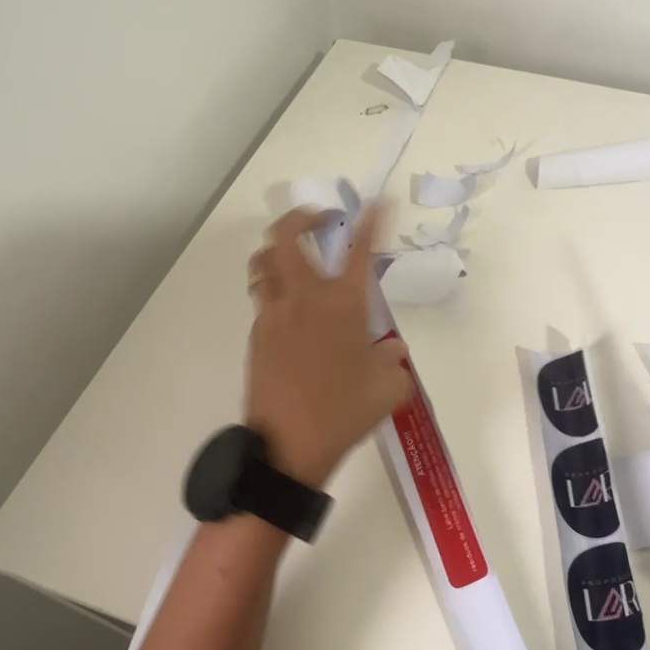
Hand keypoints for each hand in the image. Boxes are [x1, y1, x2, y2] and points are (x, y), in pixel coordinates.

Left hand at [244, 204, 412, 487]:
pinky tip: (294, 312)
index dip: (372, 221)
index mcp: (343, 305)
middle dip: (303, 216)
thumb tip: (392, 350)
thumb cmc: (345, 413)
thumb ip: (393, 361)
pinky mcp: (256, 336)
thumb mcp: (389, 388)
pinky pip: (262, 298)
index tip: (379, 202)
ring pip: (263, 262)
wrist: (289, 447)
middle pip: (287, 236)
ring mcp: (273, 316)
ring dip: (279, 249)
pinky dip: (276, 290)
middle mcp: (304, 299)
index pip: (360, 250)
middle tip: (323, 220)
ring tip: (298, 257)